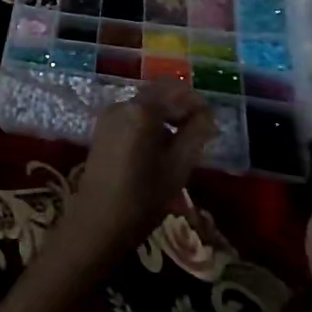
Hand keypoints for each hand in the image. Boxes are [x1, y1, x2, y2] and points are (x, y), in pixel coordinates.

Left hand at [66, 80, 215, 256]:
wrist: (98, 220)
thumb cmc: (143, 196)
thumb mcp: (178, 166)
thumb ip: (195, 133)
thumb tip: (207, 113)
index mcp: (141, 110)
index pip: (178, 92)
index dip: (199, 104)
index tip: (213, 124)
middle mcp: (122, 104)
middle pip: (159, 92)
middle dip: (182, 106)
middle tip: (200, 131)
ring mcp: (108, 115)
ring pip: (146, 103)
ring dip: (167, 114)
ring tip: (184, 142)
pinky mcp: (102, 128)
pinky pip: (133, 114)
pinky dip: (150, 121)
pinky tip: (161, 146)